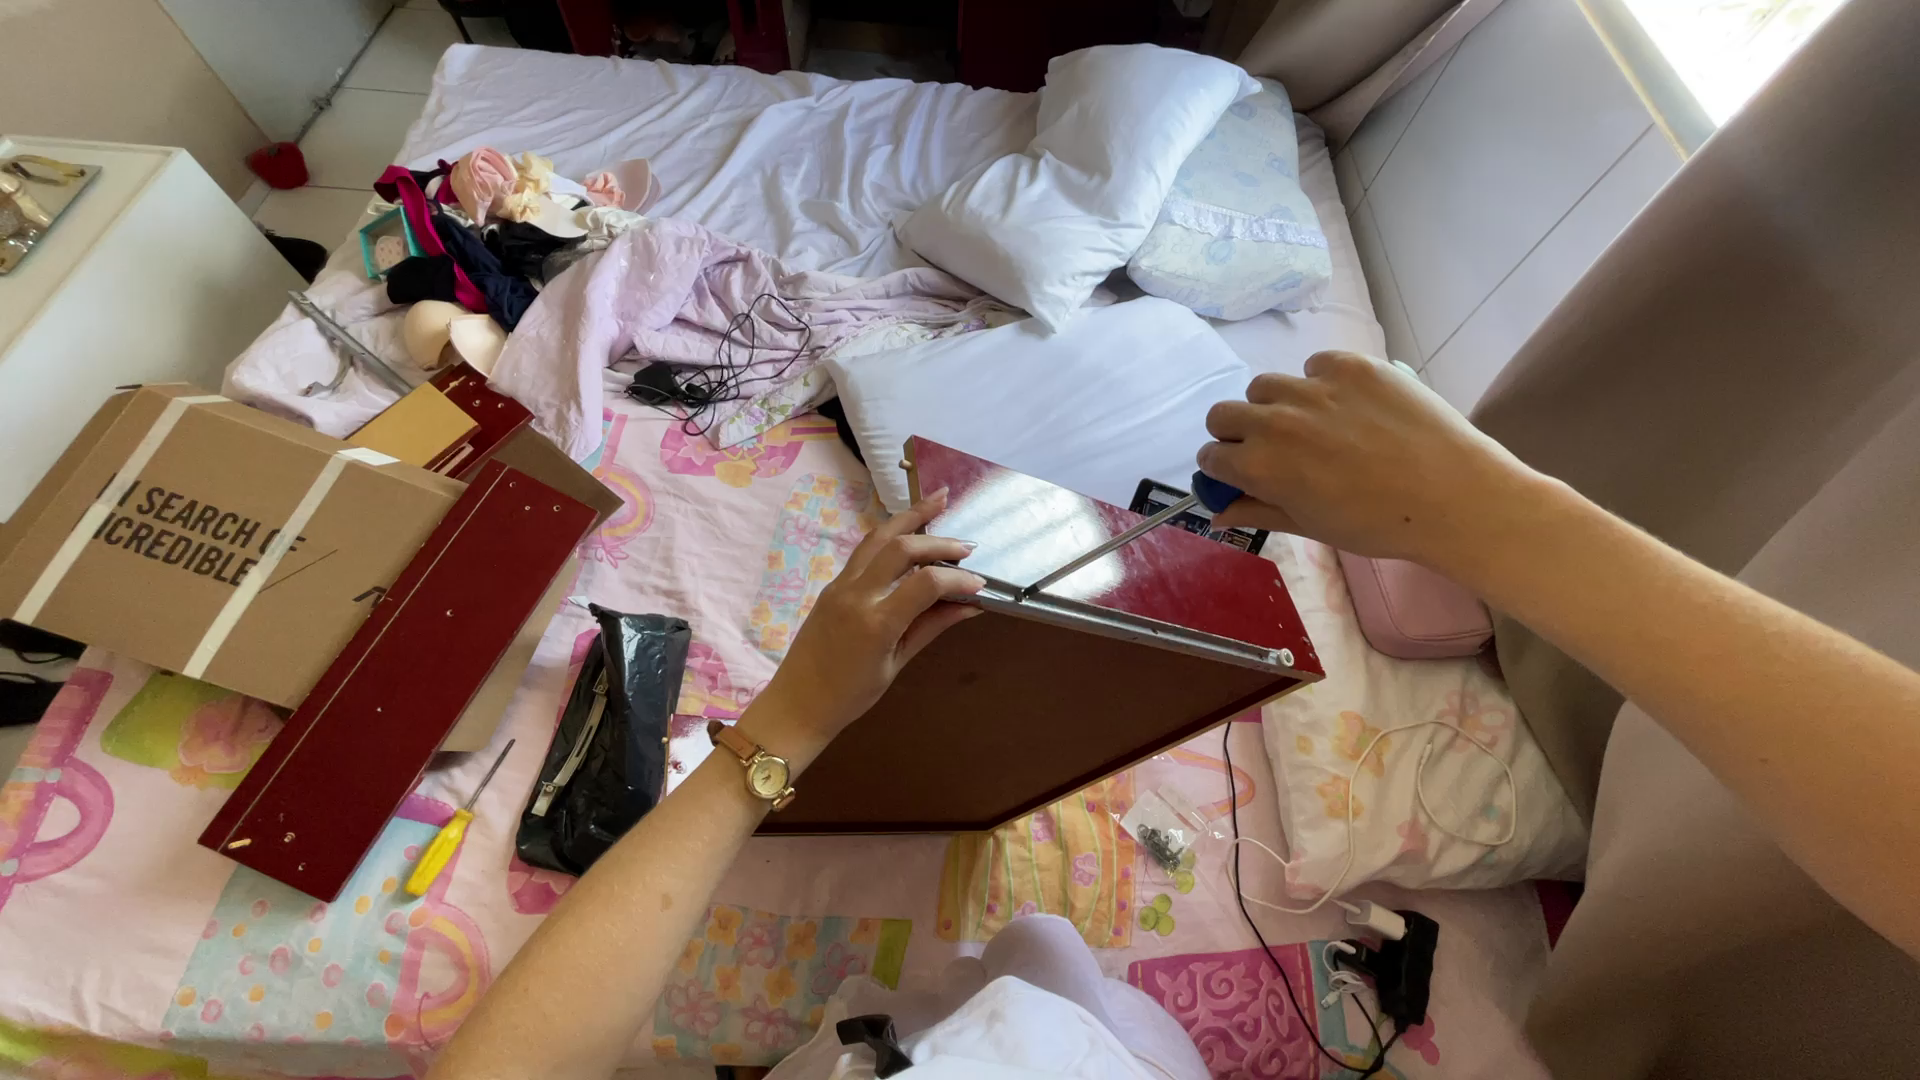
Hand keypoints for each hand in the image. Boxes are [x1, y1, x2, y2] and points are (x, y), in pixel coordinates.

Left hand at [745, 489, 984, 756]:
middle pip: (902, 547)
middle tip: (967, 546)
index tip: (979, 583)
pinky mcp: (833, 584)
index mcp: (876, 622)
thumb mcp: (897, 663)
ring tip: (938, 499)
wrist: (797, 703)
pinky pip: (865, 550)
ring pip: (878, 537)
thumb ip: (932, 627)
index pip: (926, 583)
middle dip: (939, 541)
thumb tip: (970, 605)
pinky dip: (891, 535)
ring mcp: (840, 585)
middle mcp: (856, 594)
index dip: (957, 578)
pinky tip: (910, 530)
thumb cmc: (850, 695)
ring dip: (910, 517)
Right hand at [1198, 351, 1547, 574]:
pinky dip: (1320, 382)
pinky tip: (1348, 405)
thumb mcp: (1307, 526)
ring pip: (1264, 386)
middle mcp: (1274, 422)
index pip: (1210, 455)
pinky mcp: (1350, 365)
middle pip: (1222, 413)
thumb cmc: (1375, 525)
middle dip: (1235, 432)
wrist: (1455, 497)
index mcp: (1258, 466)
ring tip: (1311, 422)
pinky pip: (1314, 365)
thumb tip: (1218, 514)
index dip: (1222, 467)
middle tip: (1269, 447)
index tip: (1240, 474)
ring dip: (1274, 404)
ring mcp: (1312, 388)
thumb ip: (1256, 512)